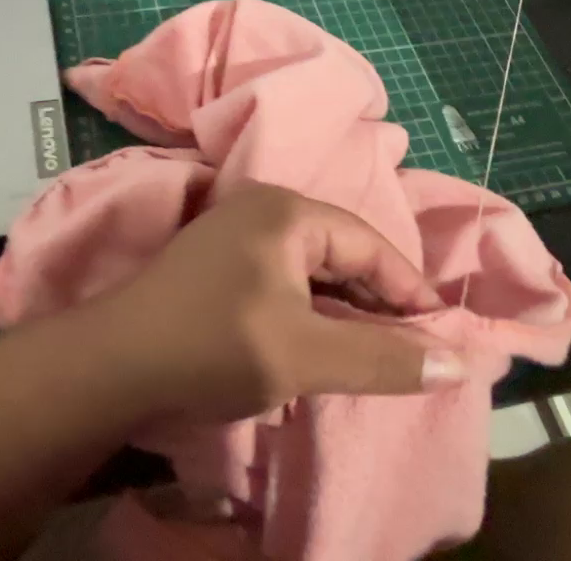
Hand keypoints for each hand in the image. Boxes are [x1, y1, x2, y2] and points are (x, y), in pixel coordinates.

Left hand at [89, 182, 466, 422]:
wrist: (112, 364)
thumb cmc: (213, 346)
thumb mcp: (305, 356)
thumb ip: (382, 357)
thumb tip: (458, 362)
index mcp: (286, 211)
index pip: (368, 244)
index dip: (410, 291)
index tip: (442, 336)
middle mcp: (262, 207)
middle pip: (340, 249)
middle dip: (378, 299)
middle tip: (413, 347)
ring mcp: (235, 231)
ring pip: (312, 266)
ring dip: (345, 306)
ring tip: (375, 349)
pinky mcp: (217, 261)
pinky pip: (284, 276)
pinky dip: (311, 307)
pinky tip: (321, 339)